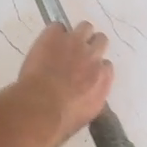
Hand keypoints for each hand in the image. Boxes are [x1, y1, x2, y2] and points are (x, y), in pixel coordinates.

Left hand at [17, 21, 113, 136]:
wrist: (40, 107)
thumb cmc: (61, 120)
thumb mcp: (85, 114)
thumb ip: (92, 97)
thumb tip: (86, 93)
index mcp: (102, 80)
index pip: (106, 65)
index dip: (96, 66)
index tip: (87, 71)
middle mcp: (93, 57)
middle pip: (101, 40)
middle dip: (92, 45)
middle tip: (78, 52)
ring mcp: (75, 42)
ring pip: (85, 27)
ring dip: (77, 34)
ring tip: (64, 42)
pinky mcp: (54, 34)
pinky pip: (57, 26)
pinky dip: (53, 33)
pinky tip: (46, 43)